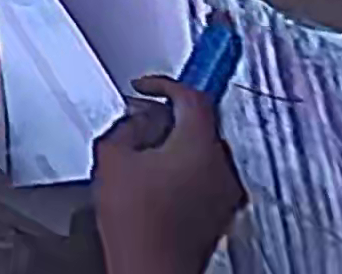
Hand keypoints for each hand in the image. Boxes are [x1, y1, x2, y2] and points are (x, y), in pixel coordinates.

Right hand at [93, 76, 245, 273]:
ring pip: (204, 149)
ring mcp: (226, 196)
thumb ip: (130, 125)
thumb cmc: (134, 213)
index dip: (166, 84)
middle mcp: (222, 172)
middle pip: (203, 125)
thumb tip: (140, 117)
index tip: (146, 85)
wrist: (150, 262)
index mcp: (199, 150)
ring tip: (140, 142)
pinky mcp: (221, 212)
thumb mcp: (114, 151)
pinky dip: (182, 161)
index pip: (193, 100)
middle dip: (170, 113)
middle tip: (139, 111)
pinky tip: (152, 168)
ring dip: (175, 138)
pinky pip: (205, 172)